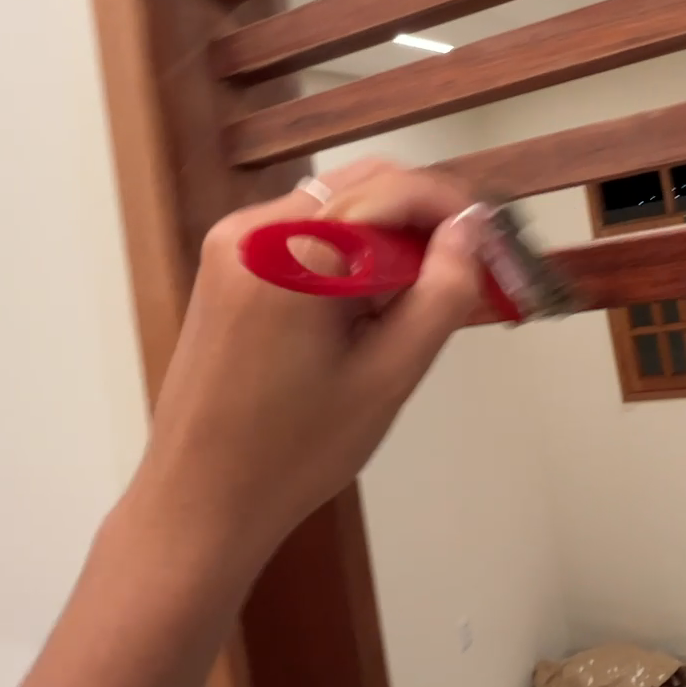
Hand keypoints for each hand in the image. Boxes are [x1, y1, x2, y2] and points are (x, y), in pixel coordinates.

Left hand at [6, 160, 485, 686]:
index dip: (450, 205)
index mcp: (289, 254)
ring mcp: (231, 242)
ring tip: (411, 297)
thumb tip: (471, 227)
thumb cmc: (298, 451)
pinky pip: (309, 226)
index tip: (487, 240)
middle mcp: (251, 229)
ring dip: (388, 231)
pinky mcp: (227, 262)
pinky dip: (351, 246)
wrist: (198, 503)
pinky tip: (364, 301)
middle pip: (364, 183)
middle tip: (460, 266)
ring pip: (340, 201)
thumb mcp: (392, 374)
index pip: (391, 189)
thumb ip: (443, 290)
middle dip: (422, 216)